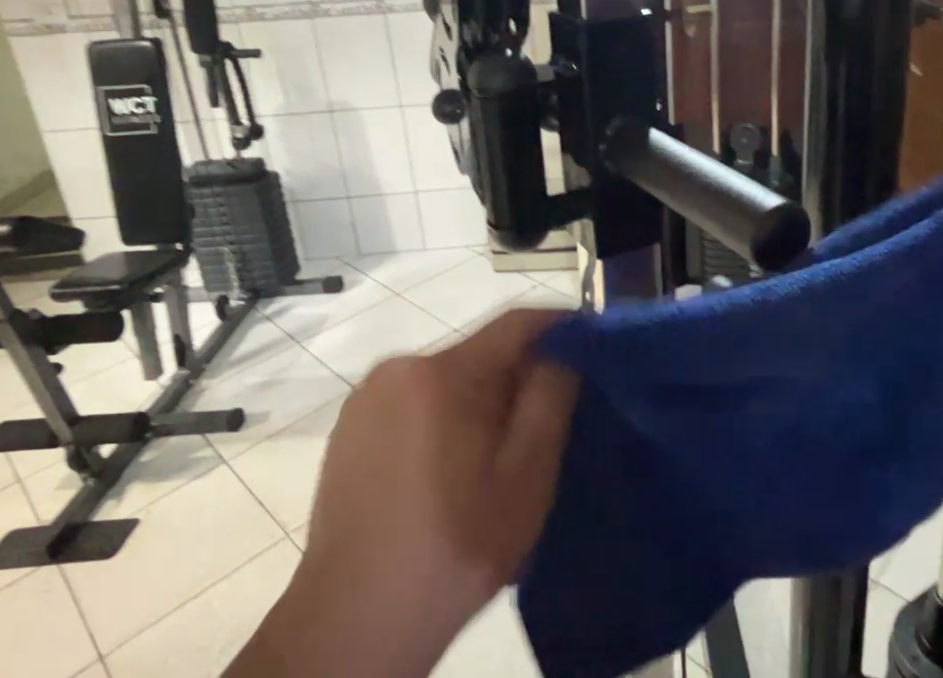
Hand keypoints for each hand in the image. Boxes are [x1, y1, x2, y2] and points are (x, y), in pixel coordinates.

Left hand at [229, 309, 578, 677]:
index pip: (516, 324)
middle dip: (520, 377)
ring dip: (481, 402)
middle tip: (551, 423)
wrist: (355, 618)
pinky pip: (414, 404)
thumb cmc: (456, 546)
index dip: (561, 327)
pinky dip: (445, 420)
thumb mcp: (526, 475)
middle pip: (479, 354)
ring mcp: (365, 399)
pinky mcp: (349, 429)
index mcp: (440, 373)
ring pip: (447, 380)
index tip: (593, 346)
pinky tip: (451, 472)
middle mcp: (396, 369)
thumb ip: (550, 398)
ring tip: (500, 457)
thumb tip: (564, 350)